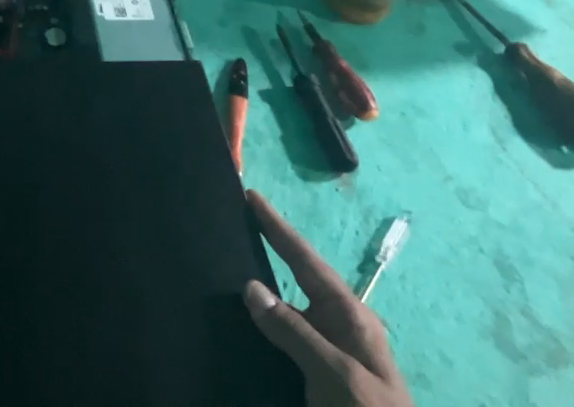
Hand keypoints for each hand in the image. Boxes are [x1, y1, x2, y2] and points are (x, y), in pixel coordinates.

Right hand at [244, 190, 414, 406]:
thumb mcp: (337, 378)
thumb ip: (294, 332)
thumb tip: (251, 287)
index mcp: (349, 316)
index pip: (305, 260)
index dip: (277, 228)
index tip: (251, 196)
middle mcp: (338, 326)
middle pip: (296, 278)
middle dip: (268, 250)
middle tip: (232, 223)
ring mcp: (329, 352)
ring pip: (286, 310)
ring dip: (260, 292)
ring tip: (224, 268)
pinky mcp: (318, 377)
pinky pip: (284, 339)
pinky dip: (261, 325)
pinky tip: (237, 325)